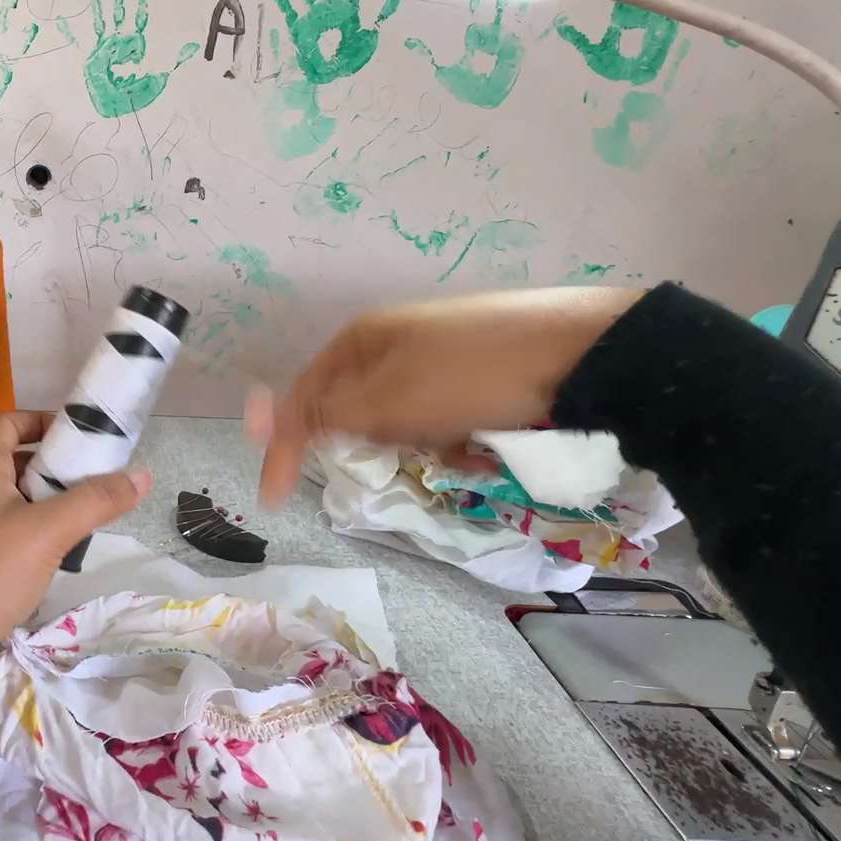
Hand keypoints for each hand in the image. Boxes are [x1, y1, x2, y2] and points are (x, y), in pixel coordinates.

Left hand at [0, 411, 150, 679]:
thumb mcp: (48, 532)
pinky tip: (60, 551)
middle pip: (16, 460)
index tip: (78, 437)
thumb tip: (142, 475)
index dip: (41, 420)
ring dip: (49, 501)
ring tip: (85, 515)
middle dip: (55, 465)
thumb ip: (94, 501)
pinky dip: (36, 530)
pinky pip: (9, 529)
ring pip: (15, 497)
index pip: (7, 423)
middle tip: (93, 479)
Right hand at [247, 287, 644, 506]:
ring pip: (401, 419)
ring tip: (466, 452)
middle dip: (380, 442)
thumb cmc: (471, 376)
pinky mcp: (474, 369)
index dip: (282, 447)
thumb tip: (256, 419)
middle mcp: (389, 342)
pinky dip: (457, 439)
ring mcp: (434, 353)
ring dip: (424, 446)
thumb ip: (321, 415)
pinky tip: (487, 447)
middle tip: (413, 451)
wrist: (584, 348)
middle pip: (356, 410)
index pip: (302, 399)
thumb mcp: (387, 401)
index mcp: (358, 339)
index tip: (271, 501)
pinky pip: (442, 416)